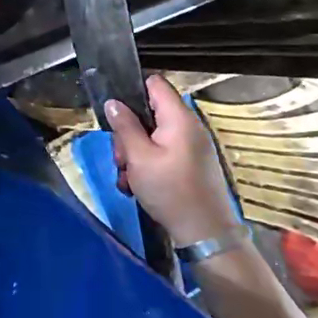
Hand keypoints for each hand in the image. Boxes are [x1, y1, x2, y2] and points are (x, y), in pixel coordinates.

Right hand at [105, 75, 241, 247]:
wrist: (205, 234)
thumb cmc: (171, 191)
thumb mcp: (139, 157)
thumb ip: (124, 126)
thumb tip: (113, 102)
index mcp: (179, 119)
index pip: (155, 83)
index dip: (132, 89)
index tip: (114, 109)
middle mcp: (187, 127)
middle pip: (148, 112)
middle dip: (128, 131)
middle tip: (121, 156)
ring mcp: (189, 146)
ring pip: (150, 135)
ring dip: (133, 152)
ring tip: (128, 175)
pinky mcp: (189, 162)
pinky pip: (160, 151)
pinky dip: (146, 163)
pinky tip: (137, 183)